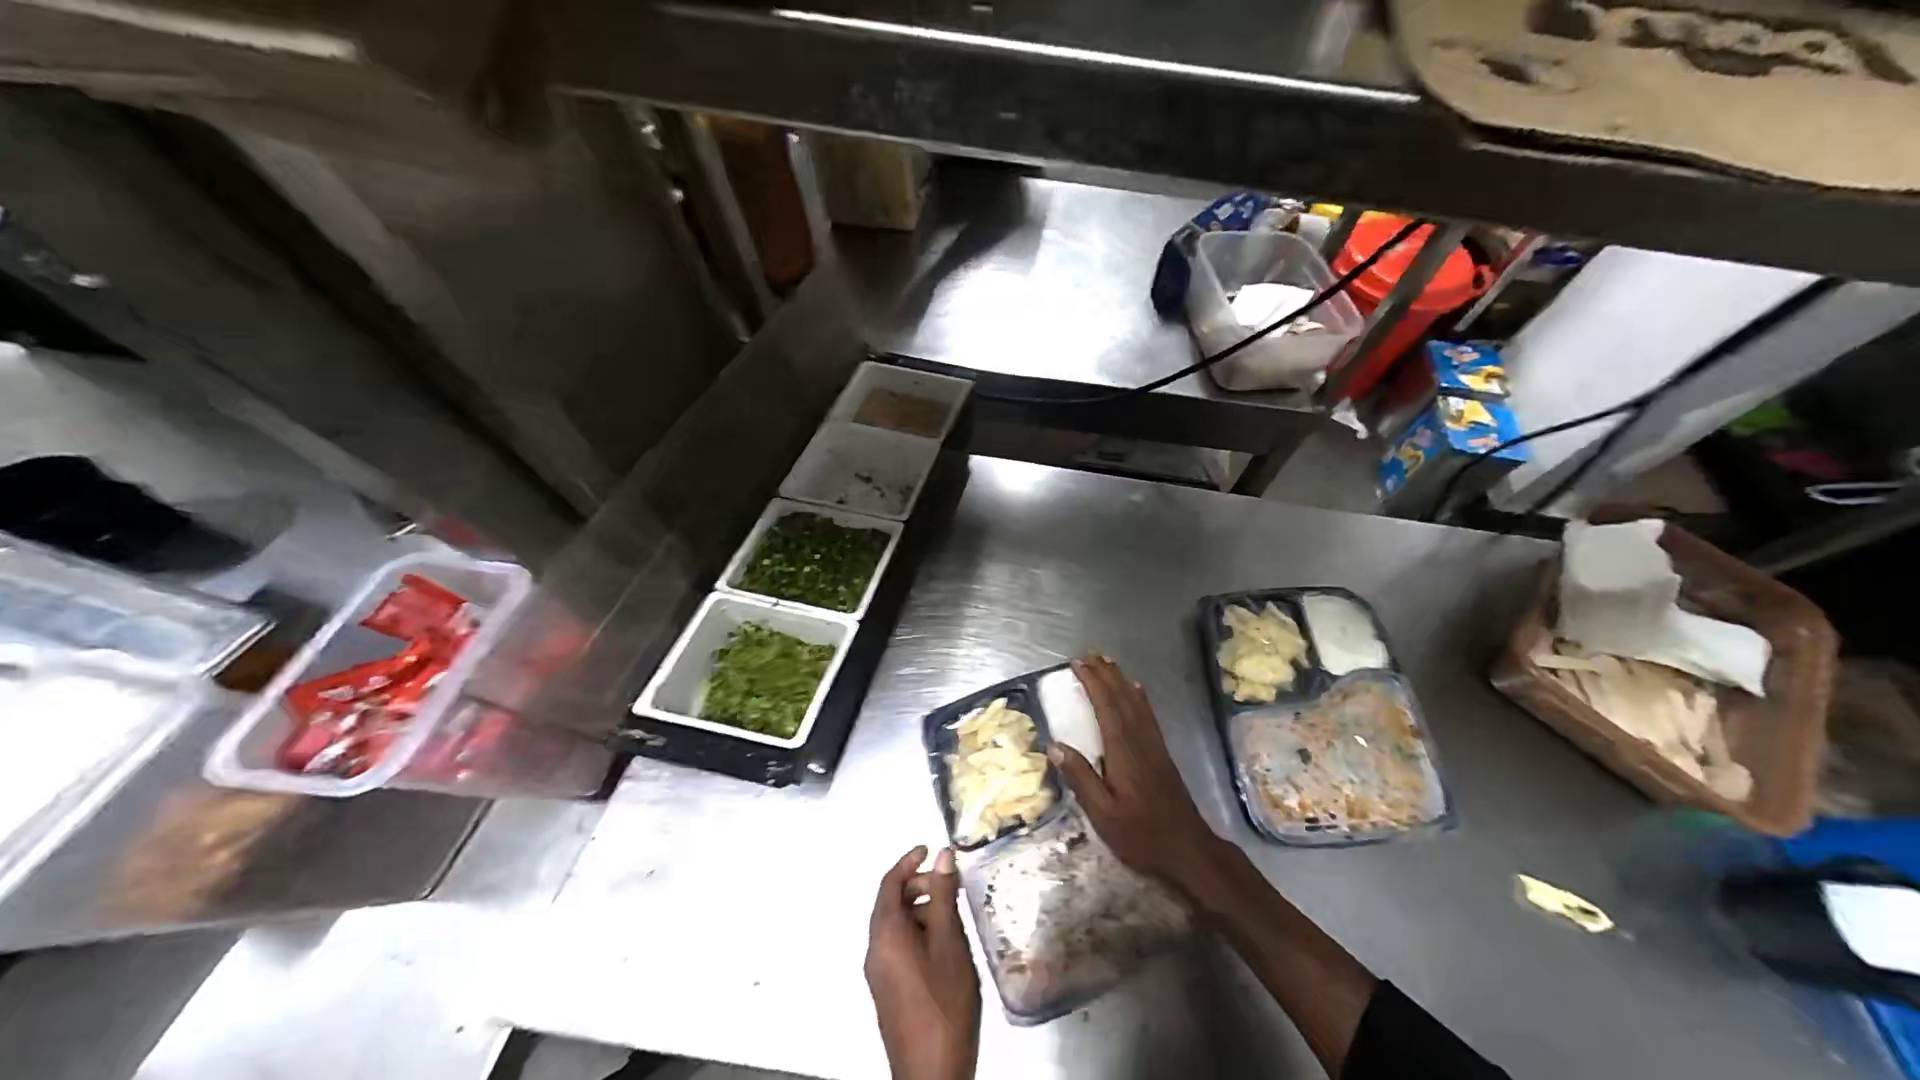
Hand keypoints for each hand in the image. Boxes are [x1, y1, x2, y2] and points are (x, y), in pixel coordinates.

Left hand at [864, 845, 978, 1079]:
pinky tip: (946, 948)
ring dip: (922, 912)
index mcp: (886, 933)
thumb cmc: (944, 1002)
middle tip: (950, 886)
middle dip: (919, 888)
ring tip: (955, 918)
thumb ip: (944, 897)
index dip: (908, 862)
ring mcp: (879, 973)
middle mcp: (875, 949)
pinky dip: (918, 934)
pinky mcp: (888, 991)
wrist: (931, 1072)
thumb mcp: (950, 943)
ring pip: (897, 927)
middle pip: (892, 904)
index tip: (929, 849)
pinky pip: (899, 947)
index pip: (889, 883)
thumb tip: (942, 855)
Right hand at [1048, 654, 1235, 893]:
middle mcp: (1140, 741)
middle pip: (1122, 699)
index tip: (1077, 664)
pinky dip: (1139, 698)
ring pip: (1136, 704)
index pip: (1106, 707)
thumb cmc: (1141, 834)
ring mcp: (1154, 747)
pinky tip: (1137, 693)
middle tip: (1089, 655)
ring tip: (1109, 663)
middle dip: (1105, 675)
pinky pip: (1148, 716)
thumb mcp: (1103, 813)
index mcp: (1123, 751)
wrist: (1188, 850)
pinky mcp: (1162, 755)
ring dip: (1121, 681)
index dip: (1092, 683)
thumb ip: (1080, 778)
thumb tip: (1055, 745)